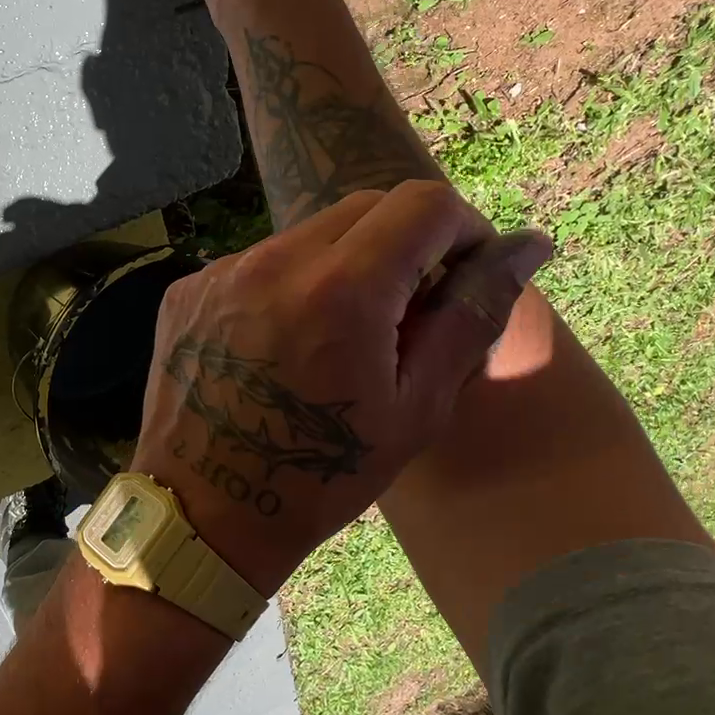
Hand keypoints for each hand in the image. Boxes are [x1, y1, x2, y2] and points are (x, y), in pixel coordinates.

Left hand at [131, 182, 552, 592]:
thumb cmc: (321, 474)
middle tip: (410, 308)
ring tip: (341, 335)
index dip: (463, 229)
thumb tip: (527, 246)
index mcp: (340, 288)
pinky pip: (257, 263)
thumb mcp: (417, 405)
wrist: (204, 510)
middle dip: (406, 241)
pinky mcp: (187, 290)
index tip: (463, 275)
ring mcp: (220, 272)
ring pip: (308, 234)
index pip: (423, 203)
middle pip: (364, 207)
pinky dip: (288, 285)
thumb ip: (472, 314)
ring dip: (343, 262)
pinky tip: (282, 345)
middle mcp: (273, 261)